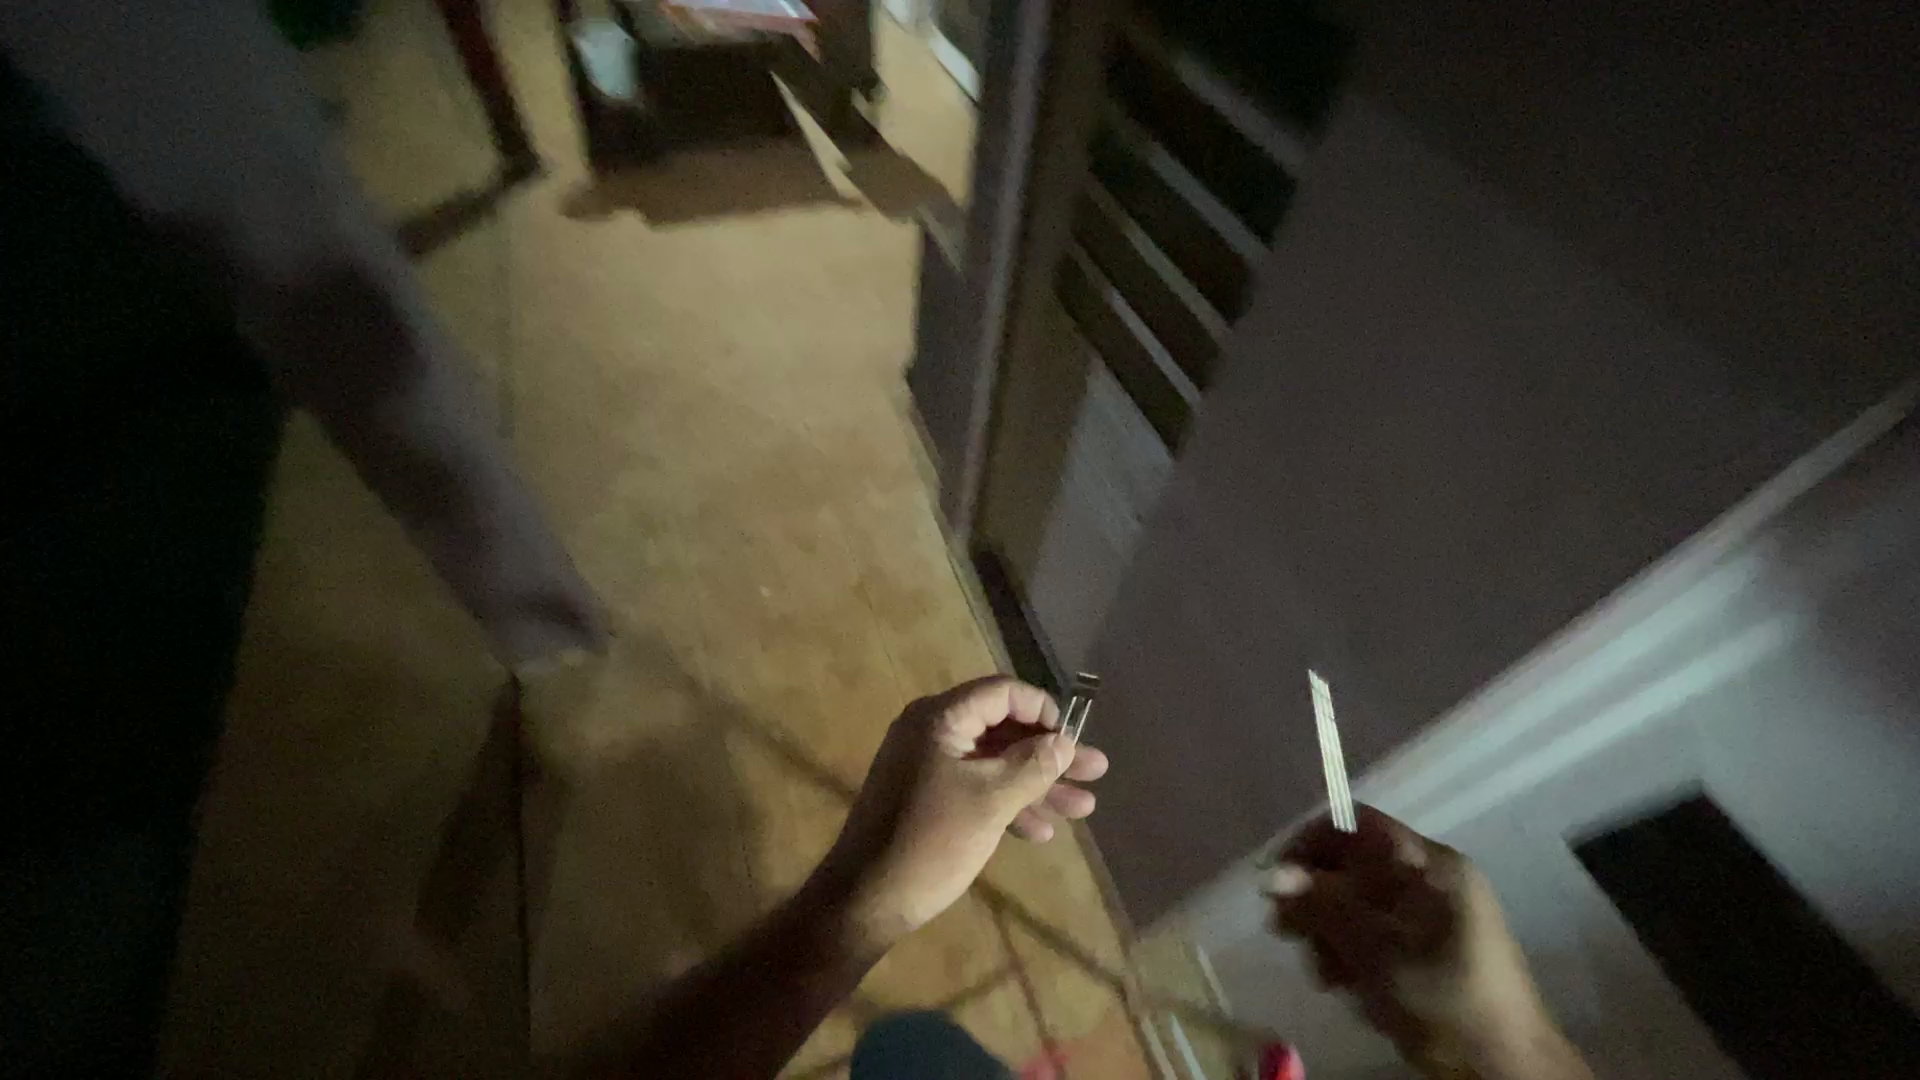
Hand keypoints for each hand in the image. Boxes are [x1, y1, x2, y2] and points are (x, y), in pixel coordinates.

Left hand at [814, 676, 1109, 948]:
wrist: (865, 900)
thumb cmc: (929, 841)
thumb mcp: (990, 801)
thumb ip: (1032, 766)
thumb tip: (1065, 743)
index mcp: (940, 717)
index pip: (1002, 692)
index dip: (1043, 711)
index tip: (1075, 739)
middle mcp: (932, 730)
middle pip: (1003, 729)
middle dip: (1050, 754)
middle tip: (1096, 771)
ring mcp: (928, 765)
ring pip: (994, 762)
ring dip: (1037, 784)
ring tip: (1084, 807)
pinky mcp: (927, 796)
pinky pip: (976, 786)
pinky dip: (1007, 803)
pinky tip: (1042, 830)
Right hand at [1265, 807, 1580, 1078]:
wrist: (1508, 1075)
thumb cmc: (1445, 1000)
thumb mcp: (1376, 949)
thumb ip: (1322, 905)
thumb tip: (1270, 874)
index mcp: (1430, 863)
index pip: (1355, 824)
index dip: (1309, 842)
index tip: (1277, 878)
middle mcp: (1430, 877)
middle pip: (1350, 864)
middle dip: (1314, 898)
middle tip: (1285, 930)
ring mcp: (1430, 912)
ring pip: (1354, 901)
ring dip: (1327, 931)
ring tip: (1323, 973)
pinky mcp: (1426, 946)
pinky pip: (1371, 930)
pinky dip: (1349, 951)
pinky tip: (1341, 982)